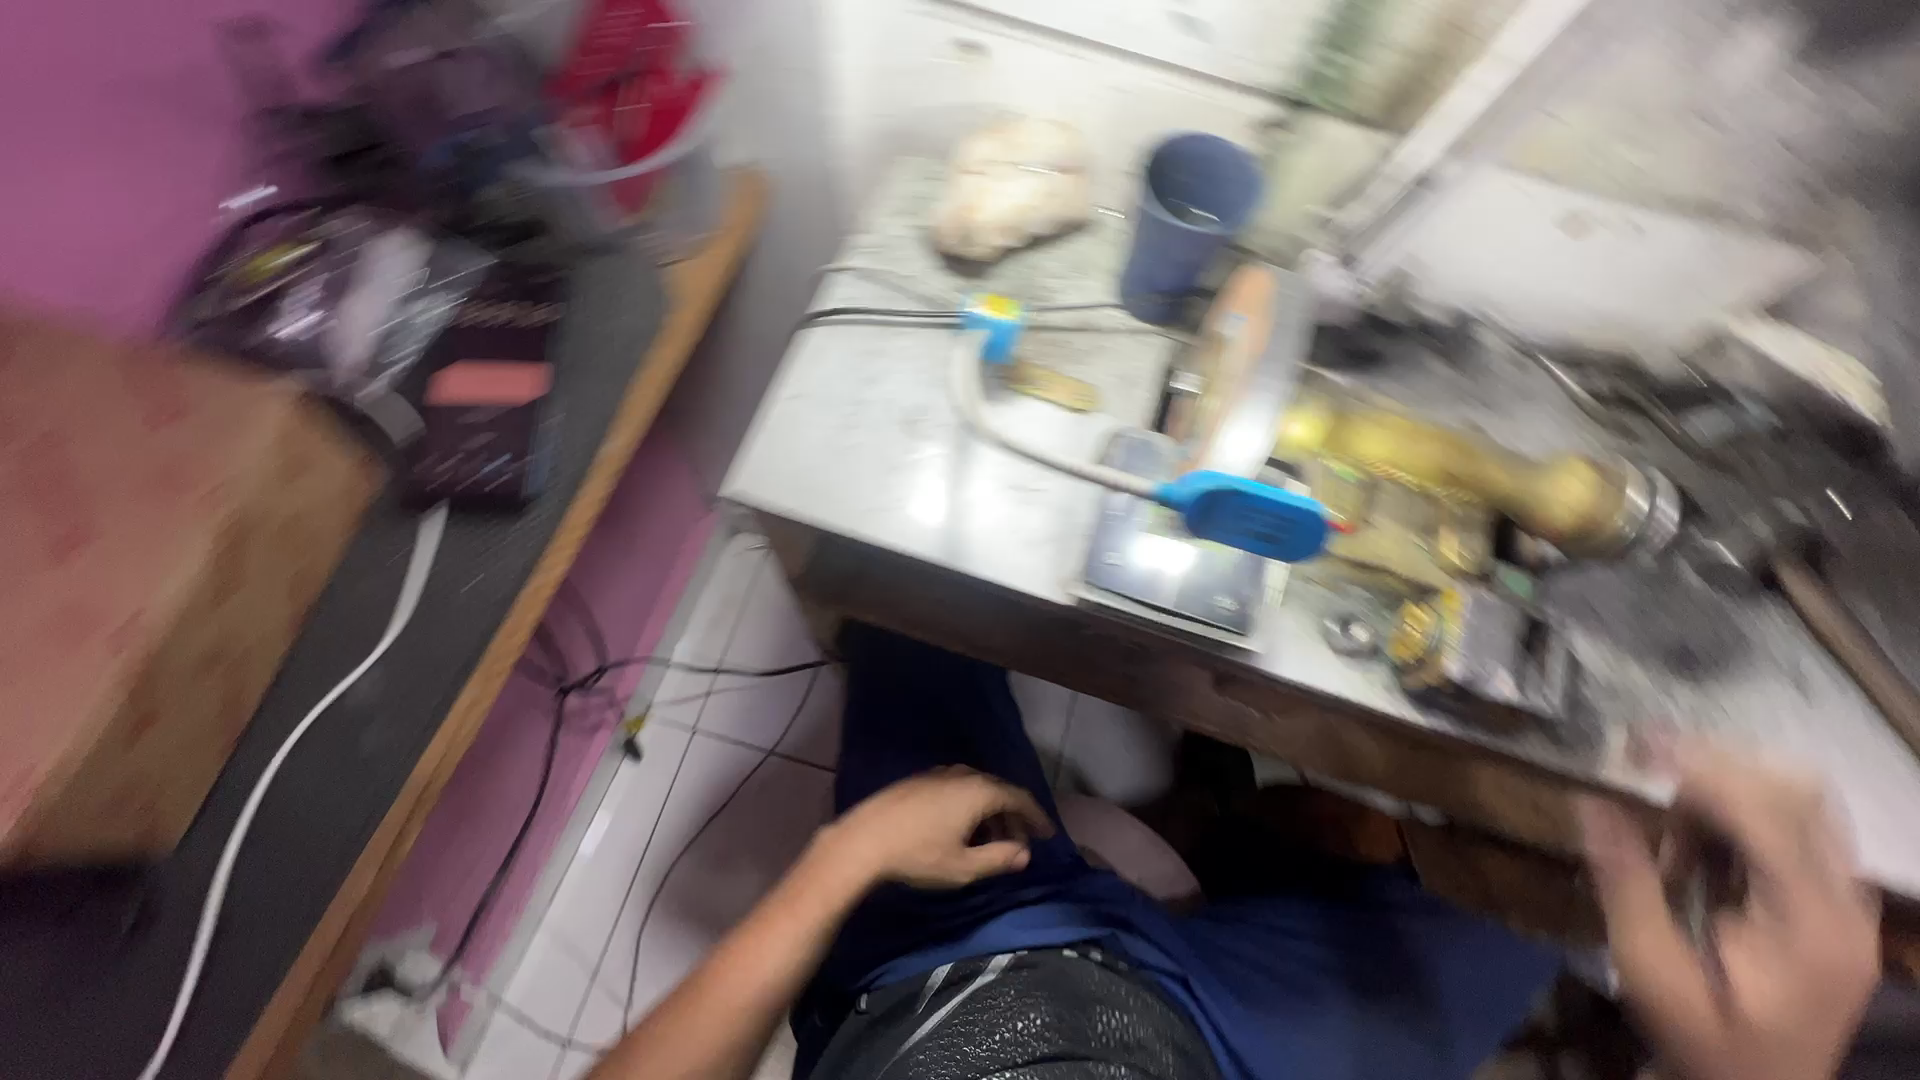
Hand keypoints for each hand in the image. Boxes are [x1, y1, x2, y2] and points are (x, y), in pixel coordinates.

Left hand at [815, 767, 1054, 888]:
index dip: (1036, 817)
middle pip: (998, 791)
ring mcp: (938, 774)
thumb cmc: (918, 855)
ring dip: (989, 813)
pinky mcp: (918, 781)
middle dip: (1012, 817)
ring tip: (990, 842)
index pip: (1019, 797)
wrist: (862, 841)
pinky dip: (969, 807)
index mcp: (979, 790)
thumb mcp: (963, 867)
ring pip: (976, 789)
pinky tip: (961, 829)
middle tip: (1019, 844)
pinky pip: (957, 789)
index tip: (1047, 835)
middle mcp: (962, 774)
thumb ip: (999, 859)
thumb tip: (1024, 854)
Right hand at [1579, 748, 1880, 1079]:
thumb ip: (1627, 884)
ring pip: (1800, 800)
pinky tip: (1692, 839)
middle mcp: (1845, 905)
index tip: (1633, 743)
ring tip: (1666, 824)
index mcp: (1809, 926)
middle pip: (1798, 794)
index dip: (1700, 767)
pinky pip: (1793, 825)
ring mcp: (1846, 903)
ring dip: (1724, 789)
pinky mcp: (1830, 902)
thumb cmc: (1700, 1036)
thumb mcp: (1649, 968)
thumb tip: (1590, 803)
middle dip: (1713, 765)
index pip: (1767, 816)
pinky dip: (1735, 811)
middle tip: (1638, 759)